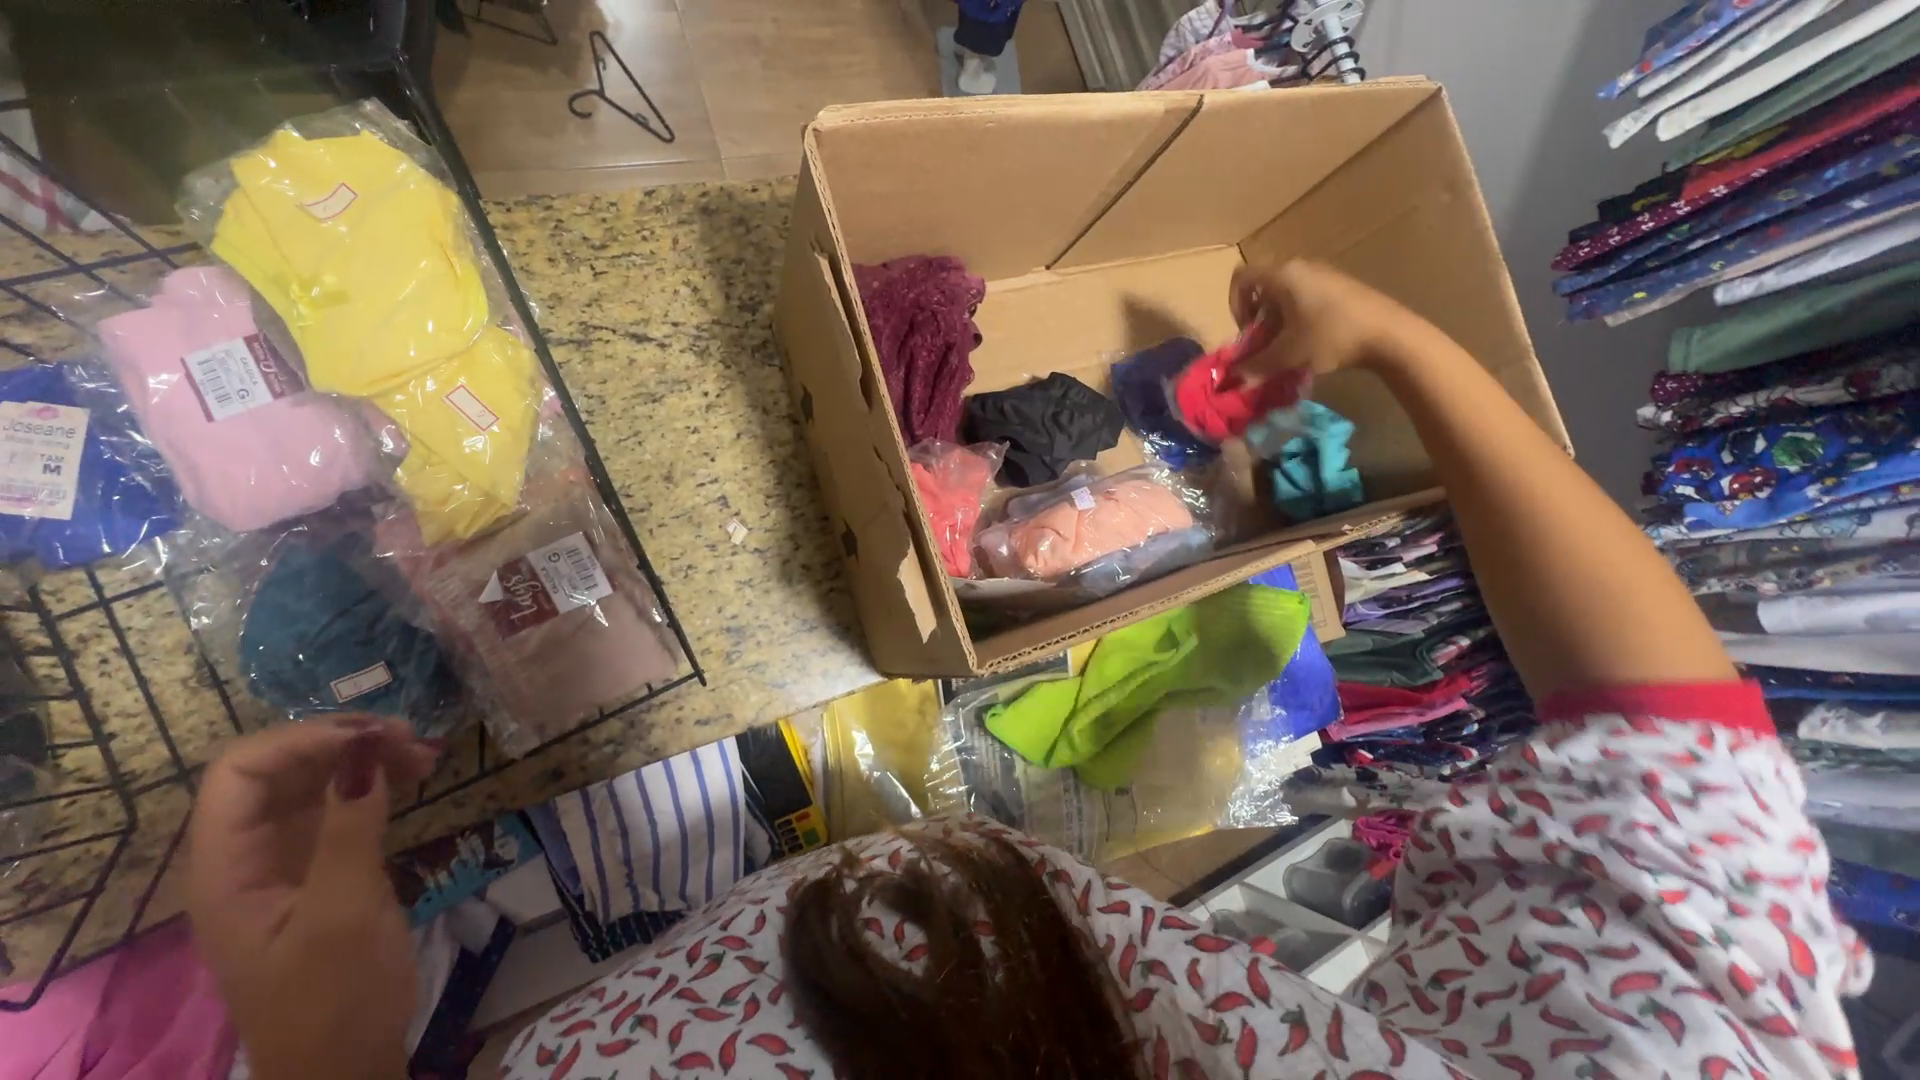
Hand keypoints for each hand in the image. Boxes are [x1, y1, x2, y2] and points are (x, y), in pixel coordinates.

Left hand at [186, 718, 439, 1079]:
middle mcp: (247, 857)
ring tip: (425, 754)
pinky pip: (340, 808)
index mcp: (226, 870)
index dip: (302, 741)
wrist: (345, 1065)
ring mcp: (285, 863)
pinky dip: (376, 785)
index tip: (376, 736)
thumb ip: (350, 829)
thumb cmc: (335, 997)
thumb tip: (366, 751)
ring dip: (365, 759)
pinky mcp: (322, 871)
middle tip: (414, 740)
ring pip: (314, 784)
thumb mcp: (344, 913)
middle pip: (279, 770)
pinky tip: (414, 778)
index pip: (240, 774)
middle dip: (342, 743)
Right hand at [1229, 260, 1423, 379]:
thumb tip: (1237, 376)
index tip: (1247, 331)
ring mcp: (1324, 274)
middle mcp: (1301, 267)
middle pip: (1264, 288)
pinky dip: (1299, 318)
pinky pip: (1307, 297)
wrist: (1389, 334)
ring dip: (1279, 321)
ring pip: (1286, 294)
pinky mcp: (1342, 285)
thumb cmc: (1330, 337)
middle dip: (1258, 319)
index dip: (1234, 304)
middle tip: (1267, 345)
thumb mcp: (1287, 355)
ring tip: (1290, 347)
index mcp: (1283, 275)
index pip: (1241, 278)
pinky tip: (1314, 342)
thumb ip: (1256, 365)